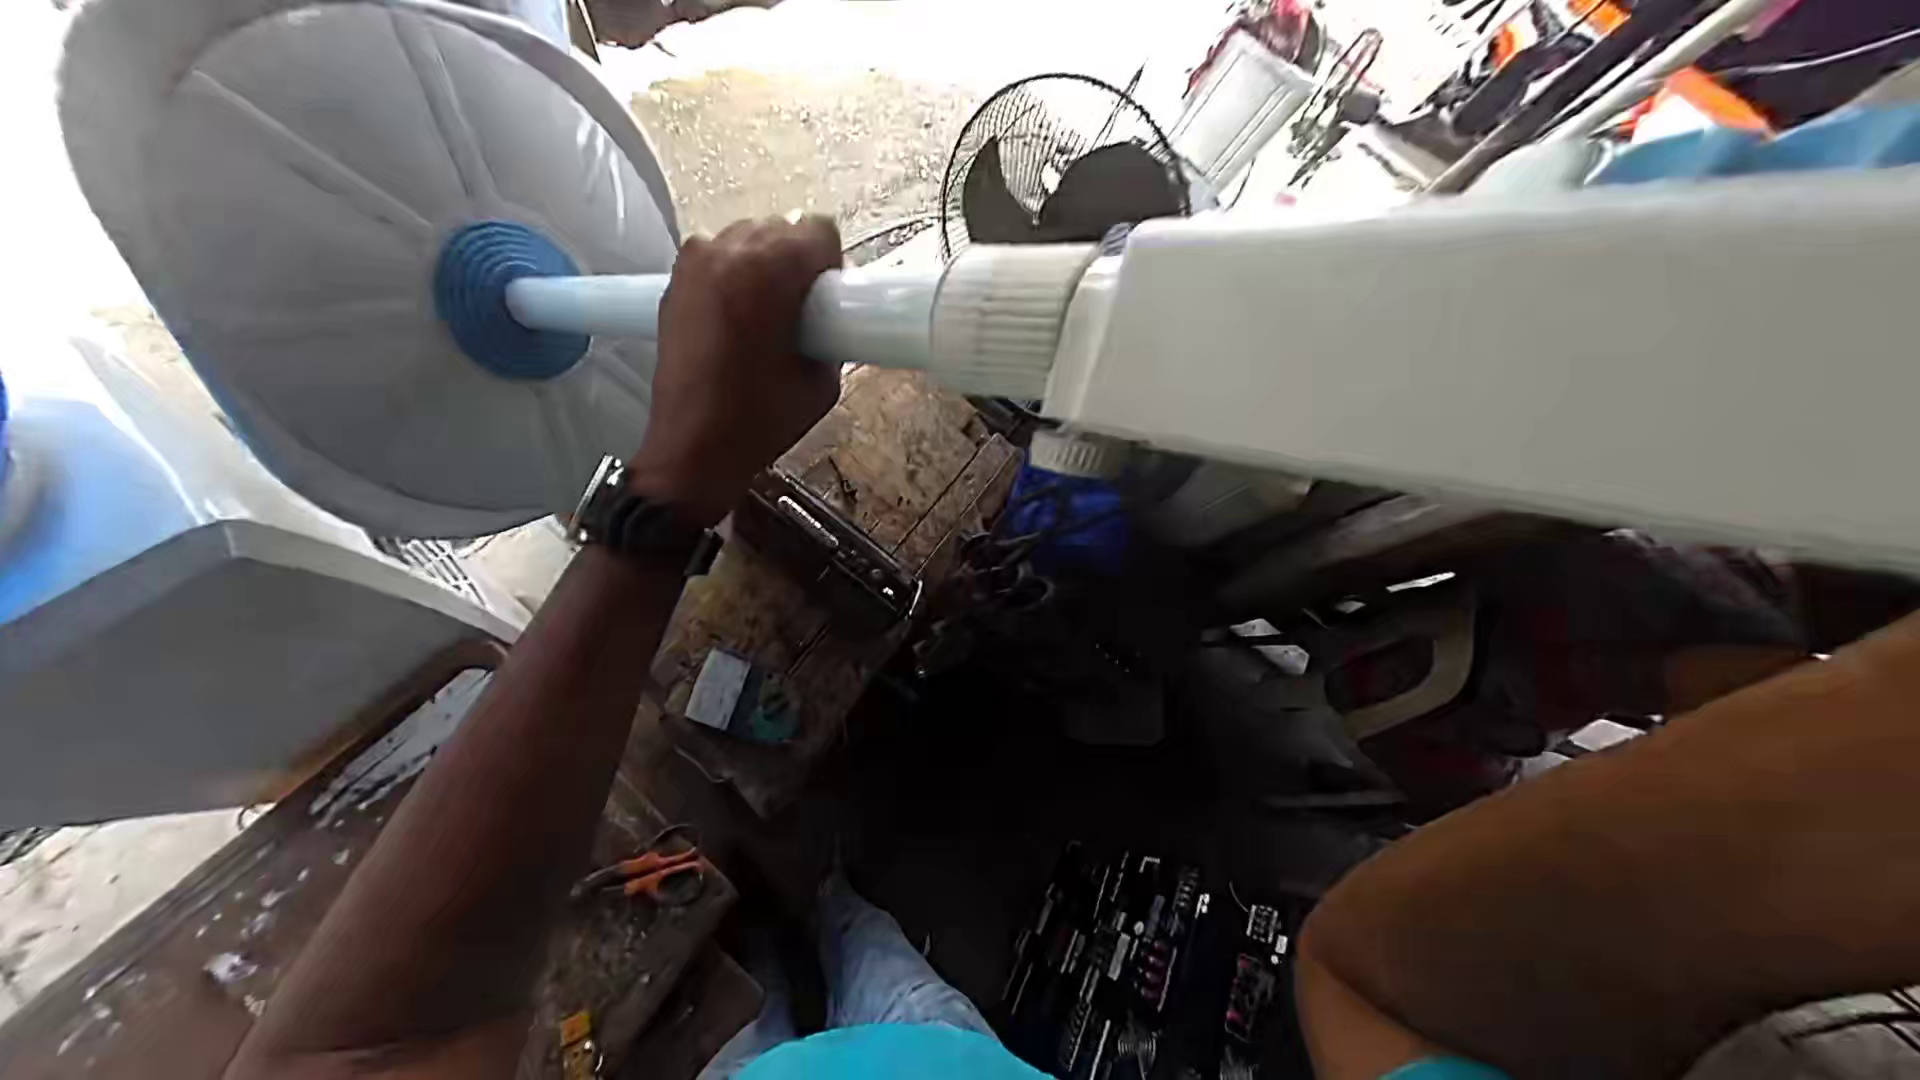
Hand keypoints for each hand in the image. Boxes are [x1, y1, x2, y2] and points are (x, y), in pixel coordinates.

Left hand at [625, 215, 842, 525]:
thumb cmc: (762, 419)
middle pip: (781, 229)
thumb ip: (833, 335)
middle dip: (798, 263)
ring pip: (748, 239)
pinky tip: (737, 319)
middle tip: (802, 312)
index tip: (828, 299)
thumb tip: (828, 315)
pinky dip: (735, 276)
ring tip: (766, 316)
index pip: (818, 231)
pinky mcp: (675, 281)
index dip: (831, 265)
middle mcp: (727, 251)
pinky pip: (719, 259)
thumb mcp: (822, 383)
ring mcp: (694, 262)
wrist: (694, 446)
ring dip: (765, 266)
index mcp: (768, 271)